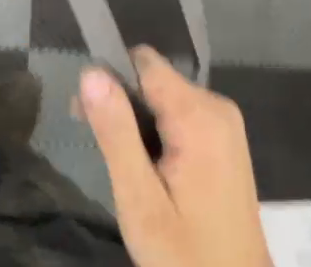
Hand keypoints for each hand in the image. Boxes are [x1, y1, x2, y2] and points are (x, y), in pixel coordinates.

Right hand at [79, 47, 271, 266]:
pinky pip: (180, 117)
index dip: (110, 81)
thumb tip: (91, 72)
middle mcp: (216, 107)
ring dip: (138, 123)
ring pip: (164, 98)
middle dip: (121, 105)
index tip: (86, 115)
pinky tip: (150, 172)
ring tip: (125, 169)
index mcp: (199, 115)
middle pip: (153, 79)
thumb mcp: (140, 199)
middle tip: (101, 152)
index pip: (144, 63)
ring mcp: (224, 124)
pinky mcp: (224, 142)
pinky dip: (158, 135)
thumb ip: (116, 132)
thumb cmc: (185, 255)